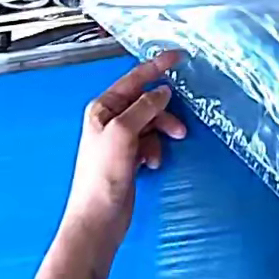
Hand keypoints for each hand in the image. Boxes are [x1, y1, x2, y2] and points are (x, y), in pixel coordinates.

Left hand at [63, 50, 188, 239]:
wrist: (98, 222)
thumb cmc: (104, 174)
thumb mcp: (124, 133)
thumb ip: (144, 107)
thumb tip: (163, 91)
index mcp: (104, 107)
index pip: (134, 78)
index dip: (157, 66)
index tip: (178, 56)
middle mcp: (112, 118)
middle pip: (146, 101)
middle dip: (164, 110)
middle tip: (180, 124)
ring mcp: (121, 138)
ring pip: (152, 121)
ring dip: (163, 131)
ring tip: (173, 143)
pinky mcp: (130, 156)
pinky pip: (151, 140)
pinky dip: (156, 148)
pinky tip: (153, 163)